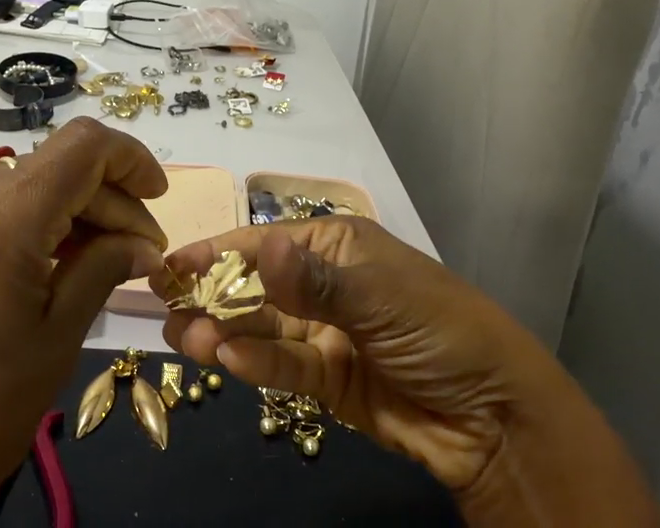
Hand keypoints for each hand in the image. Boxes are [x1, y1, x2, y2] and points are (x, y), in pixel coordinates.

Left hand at [0, 119, 167, 527]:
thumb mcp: (55, 341)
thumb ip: (102, 270)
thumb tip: (143, 243)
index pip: (83, 147)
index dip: (131, 159)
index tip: (158, 199)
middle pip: (51, 166)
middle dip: (104, 198)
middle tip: (136, 254)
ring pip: (15, 182)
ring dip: (62, 209)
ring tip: (88, 262)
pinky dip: (20, 220)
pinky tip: (35, 265)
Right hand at [153, 216, 541, 492]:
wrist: (494, 415)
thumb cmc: (440, 330)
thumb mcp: (379, 296)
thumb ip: (313, 280)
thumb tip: (263, 250)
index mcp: (336, 245)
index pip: (263, 244)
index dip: (215, 254)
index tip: (168, 267)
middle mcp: (323, 283)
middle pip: (255, 287)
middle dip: (211, 295)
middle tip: (165, 309)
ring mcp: (324, 332)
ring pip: (261, 328)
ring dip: (223, 331)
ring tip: (182, 340)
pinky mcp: (327, 379)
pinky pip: (283, 366)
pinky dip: (255, 365)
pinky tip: (226, 362)